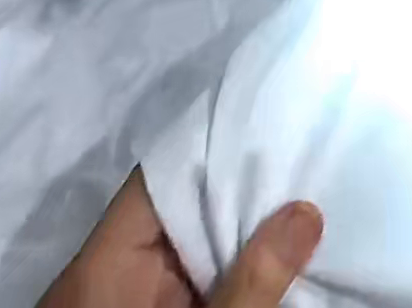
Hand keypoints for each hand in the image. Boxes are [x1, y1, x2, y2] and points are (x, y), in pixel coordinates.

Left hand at [39, 169, 322, 307]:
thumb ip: (251, 286)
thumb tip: (307, 210)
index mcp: (104, 265)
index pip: (158, 176)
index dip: (210, 143)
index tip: (267, 121)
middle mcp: (115, 269)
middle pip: (179, 201)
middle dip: (238, 180)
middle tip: (299, 146)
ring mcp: (135, 295)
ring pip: (193, 237)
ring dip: (242, 220)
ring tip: (301, 182)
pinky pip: (197, 270)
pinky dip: (234, 258)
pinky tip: (280, 243)